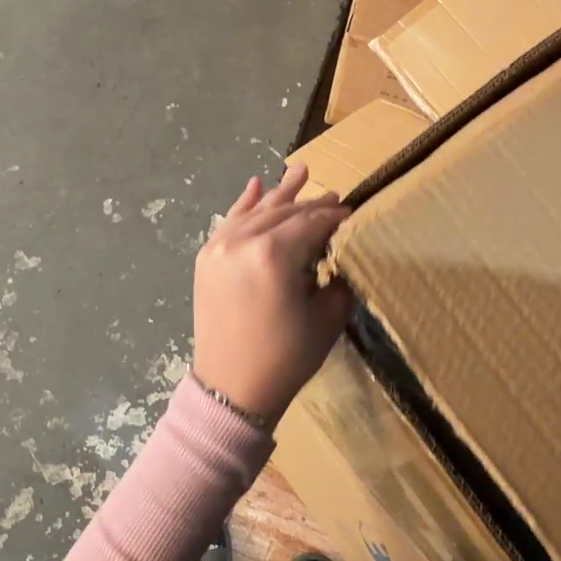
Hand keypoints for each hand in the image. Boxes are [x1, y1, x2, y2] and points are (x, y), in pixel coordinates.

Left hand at [192, 163, 353, 424]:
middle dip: (311, 204)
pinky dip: (244, 204)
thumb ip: (336, 279)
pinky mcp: (206, 259)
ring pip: (256, 212)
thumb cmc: (285, 358)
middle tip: (334, 197)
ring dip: (280, 194)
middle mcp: (242, 241)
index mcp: (274, 255)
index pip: (312, 223)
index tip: (354, 215)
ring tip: (301, 171)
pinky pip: (229, 222)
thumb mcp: (326, 318)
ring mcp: (219, 247)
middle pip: (284, 213)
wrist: (231, 389)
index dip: (336, 217)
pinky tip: (257, 184)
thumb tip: (337, 258)